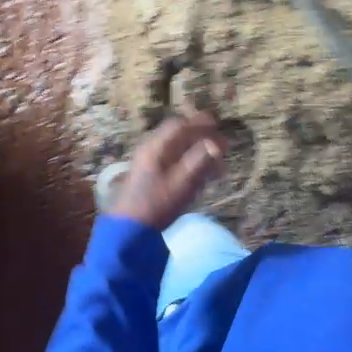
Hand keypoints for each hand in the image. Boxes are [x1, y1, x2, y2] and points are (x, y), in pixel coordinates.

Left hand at [104, 112, 227, 229]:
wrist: (130, 228)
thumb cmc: (157, 204)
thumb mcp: (182, 183)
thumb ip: (199, 161)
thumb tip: (216, 144)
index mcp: (155, 147)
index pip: (178, 126)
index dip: (199, 123)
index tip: (217, 125)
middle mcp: (150, 150)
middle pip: (178, 136)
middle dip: (201, 138)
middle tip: (220, 146)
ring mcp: (148, 163)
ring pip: (177, 149)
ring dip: (197, 152)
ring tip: (216, 165)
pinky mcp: (150, 176)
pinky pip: (173, 161)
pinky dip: (189, 163)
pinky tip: (202, 176)